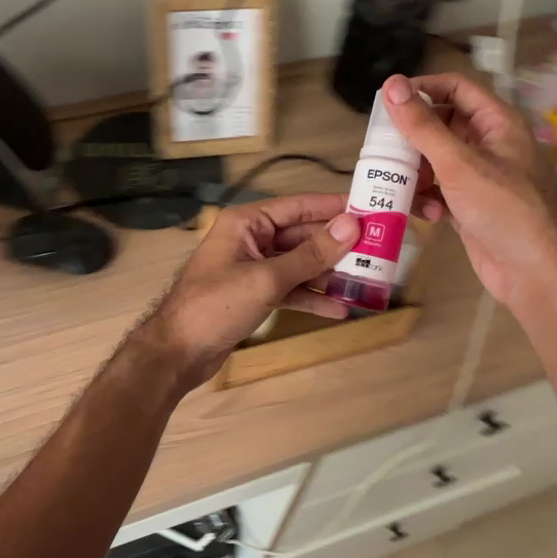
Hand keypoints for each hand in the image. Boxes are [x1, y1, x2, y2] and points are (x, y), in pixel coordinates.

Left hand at [140, 193, 358, 388]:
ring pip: (300, 263)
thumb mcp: (268, 278)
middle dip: (338, 243)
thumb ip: (311, 254)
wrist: (178, 352)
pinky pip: (290, 288)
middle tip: (379, 247)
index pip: (299, 206)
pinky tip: (340, 308)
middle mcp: (251, 238)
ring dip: (329, 272)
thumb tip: (351, 225)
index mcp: (247, 222)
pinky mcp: (254, 294)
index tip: (371, 208)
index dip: (334, 207)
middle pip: (302, 235)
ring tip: (368, 278)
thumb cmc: (216, 306)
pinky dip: (311, 297)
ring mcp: (253, 268)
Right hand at [380, 72, 556, 303]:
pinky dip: (428, 198)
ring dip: (417, 173)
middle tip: (384, 150)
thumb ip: (422, 125)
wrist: (533, 269)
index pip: (456, 88)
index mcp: (497, 122)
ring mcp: (480, 176)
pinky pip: (440, 190)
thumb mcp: (458, 163)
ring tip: (403, 186)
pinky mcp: (471, 205)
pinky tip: (427, 214)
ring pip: (436, 161)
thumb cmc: (502, 208)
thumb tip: (392, 85)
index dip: (423, 89)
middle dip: (413, 139)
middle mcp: (490, 144)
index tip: (388, 102)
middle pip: (441, 126)